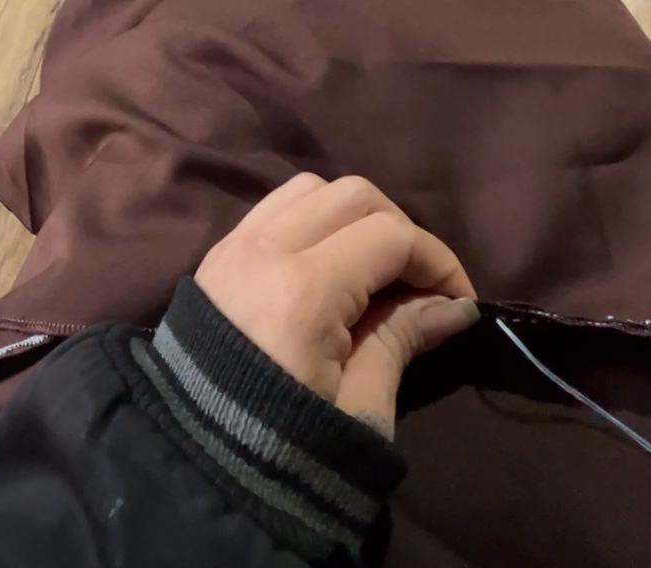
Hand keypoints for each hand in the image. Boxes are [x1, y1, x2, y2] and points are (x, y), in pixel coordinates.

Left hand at [194, 173, 479, 437]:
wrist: (191, 462)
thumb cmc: (282, 447)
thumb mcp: (359, 408)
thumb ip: (402, 340)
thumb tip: (453, 306)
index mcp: (302, 289)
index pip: (389, 236)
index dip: (437, 260)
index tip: (459, 300)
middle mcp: (265, 247)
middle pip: (352, 195)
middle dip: (400, 229)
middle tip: (418, 282)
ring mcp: (235, 243)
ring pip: (310, 188)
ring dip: (352, 214)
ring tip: (373, 266)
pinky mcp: (218, 252)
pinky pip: (276, 205)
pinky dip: (313, 216)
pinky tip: (328, 259)